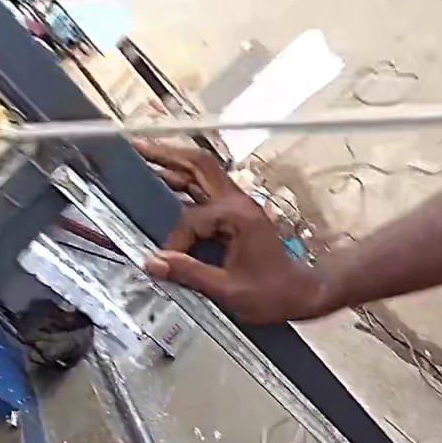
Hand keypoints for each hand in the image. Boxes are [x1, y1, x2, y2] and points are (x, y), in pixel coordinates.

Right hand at [135, 141, 325, 322]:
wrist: (304, 294)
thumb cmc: (272, 294)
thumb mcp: (228, 290)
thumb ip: (189, 273)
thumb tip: (154, 263)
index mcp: (238, 216)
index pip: (191, 219)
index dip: (175, 241)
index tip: (166, 263)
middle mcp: (239, 202)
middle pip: (199, 165)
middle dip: (167, 155)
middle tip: (137, 148)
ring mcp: (240, 204)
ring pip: (203, 172)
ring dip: (175, 163)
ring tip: (146, 156)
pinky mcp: (238, 213)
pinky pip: (207, 189)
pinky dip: (186, 181)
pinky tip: (168, 183)